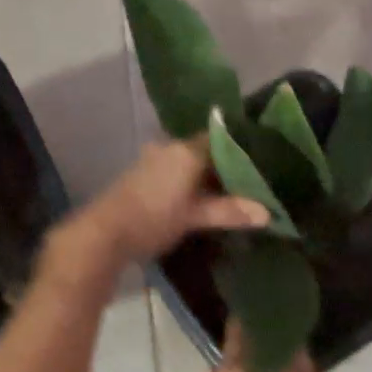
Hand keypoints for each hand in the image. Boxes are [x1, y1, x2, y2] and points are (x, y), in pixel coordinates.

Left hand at [75, 139, 267, 262]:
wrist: (105, 232)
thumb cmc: (154, 219)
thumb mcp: (195, 217)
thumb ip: (229, 211)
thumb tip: (267, 214)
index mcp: (186, 150)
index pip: (221, 139)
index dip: (242, 150)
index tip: (261, 163)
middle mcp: (169, 147)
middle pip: (205, 151)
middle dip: (225, 166)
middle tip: (250, 181)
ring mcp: (152, 160)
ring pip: (188, 162)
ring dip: (206, 176)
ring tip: (230, 192)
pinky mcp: (142, 175)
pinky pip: (175, 171)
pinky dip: (189, 182)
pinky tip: (200, 198)